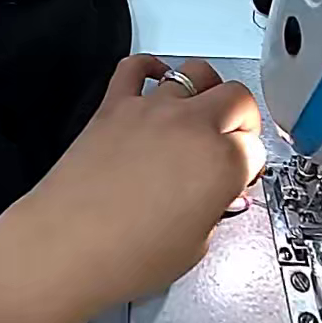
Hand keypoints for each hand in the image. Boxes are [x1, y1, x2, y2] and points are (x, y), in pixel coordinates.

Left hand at [7, 55, 264, 315]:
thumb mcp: (194, 247)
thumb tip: (218, 193)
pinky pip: (136, 66)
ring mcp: (153, 109)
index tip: (241, 172)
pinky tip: (157, 78)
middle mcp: (192, 126)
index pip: (254, 148)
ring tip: (200, 109)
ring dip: (207, 89)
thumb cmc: (128, 256)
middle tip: (232, 138)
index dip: (250, 163)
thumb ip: (215, 210)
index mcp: (221, 164)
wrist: (66, 247)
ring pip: (197, 72)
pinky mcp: (116, 104)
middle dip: (242, 118)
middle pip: (237, 97)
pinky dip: (150, 66)